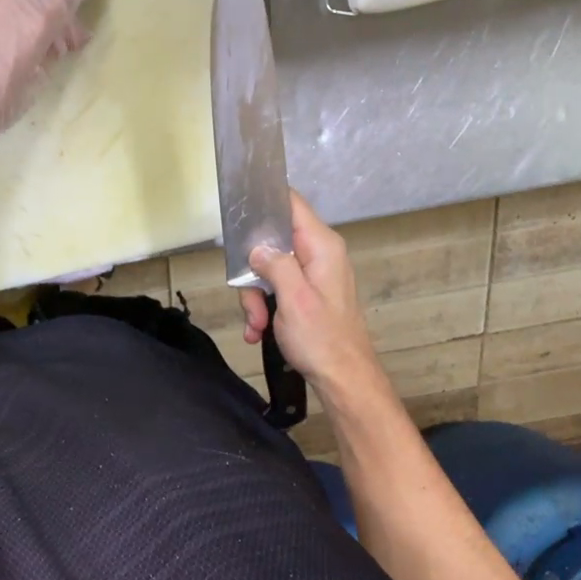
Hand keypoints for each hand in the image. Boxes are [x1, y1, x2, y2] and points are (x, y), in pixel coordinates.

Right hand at [237, 191, 385, 398]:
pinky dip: (264, 310)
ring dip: (255, 300)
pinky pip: (277, 290)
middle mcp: (319, 254)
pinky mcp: (307, 293)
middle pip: (272, 245)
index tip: (238, 215)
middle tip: (252, 307)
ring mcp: (313, 275)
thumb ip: (275, 265)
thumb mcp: (293, 299)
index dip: (265, 204)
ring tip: (256, 326)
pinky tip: (259, 331)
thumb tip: (257, 247)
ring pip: (269, 272)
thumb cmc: (320, 338)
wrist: (342, 376)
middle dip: (253, 276)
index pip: (292, 205)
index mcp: (321, 247)